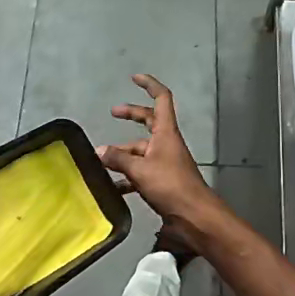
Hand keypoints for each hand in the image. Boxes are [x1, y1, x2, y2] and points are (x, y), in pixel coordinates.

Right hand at [96, 74, 220, 226]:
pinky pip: (140, 172)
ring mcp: (165, 163)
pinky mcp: (162, 182)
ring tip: (101, 161)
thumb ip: (118, 159)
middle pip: (149, 121)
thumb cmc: (171, 186)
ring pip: (141, 150)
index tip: (134, 78)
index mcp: (166, 133)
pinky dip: (126, 176)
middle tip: (112, 114)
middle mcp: (166, 143)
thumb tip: (99, 151)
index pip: (161, 99)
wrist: (195, 218)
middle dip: (131, 114)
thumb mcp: (140, 169)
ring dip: (123, 153)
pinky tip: (111, 186)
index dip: (149, 85)